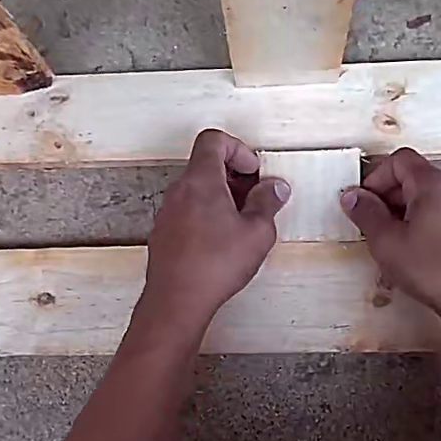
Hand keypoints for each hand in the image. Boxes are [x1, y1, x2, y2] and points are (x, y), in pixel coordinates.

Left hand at [137, 129, 289, 337]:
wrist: (177, 300)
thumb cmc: (213, 266)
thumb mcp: (257, 232)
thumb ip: (268, 202)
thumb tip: (274, 188)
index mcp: (201, 181)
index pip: (213, 140)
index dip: (239, 149)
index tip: (254, 171)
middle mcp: (180, 191)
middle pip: (206, 164)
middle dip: (236, 175)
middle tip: (256, 196)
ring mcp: (169, 212)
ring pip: (198, 188)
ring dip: (223, 196)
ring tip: (243, 222)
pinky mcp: (165, 233)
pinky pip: (188, 210)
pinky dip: (208, 214)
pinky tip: (224, 241)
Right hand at [340, 148, 440, 326]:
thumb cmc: (435, 270)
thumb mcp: (386, 241)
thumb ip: (366, 214)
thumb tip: (353, 197)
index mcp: (431, 184)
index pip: (398, 160)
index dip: (375, 178)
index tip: (362, 202)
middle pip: (410, 178)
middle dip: (384, 197)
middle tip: (369, 223)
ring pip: (421, 200)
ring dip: (398, 215)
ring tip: (386, 242)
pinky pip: (433, 217)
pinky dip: (415, 227)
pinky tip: (407, 254)